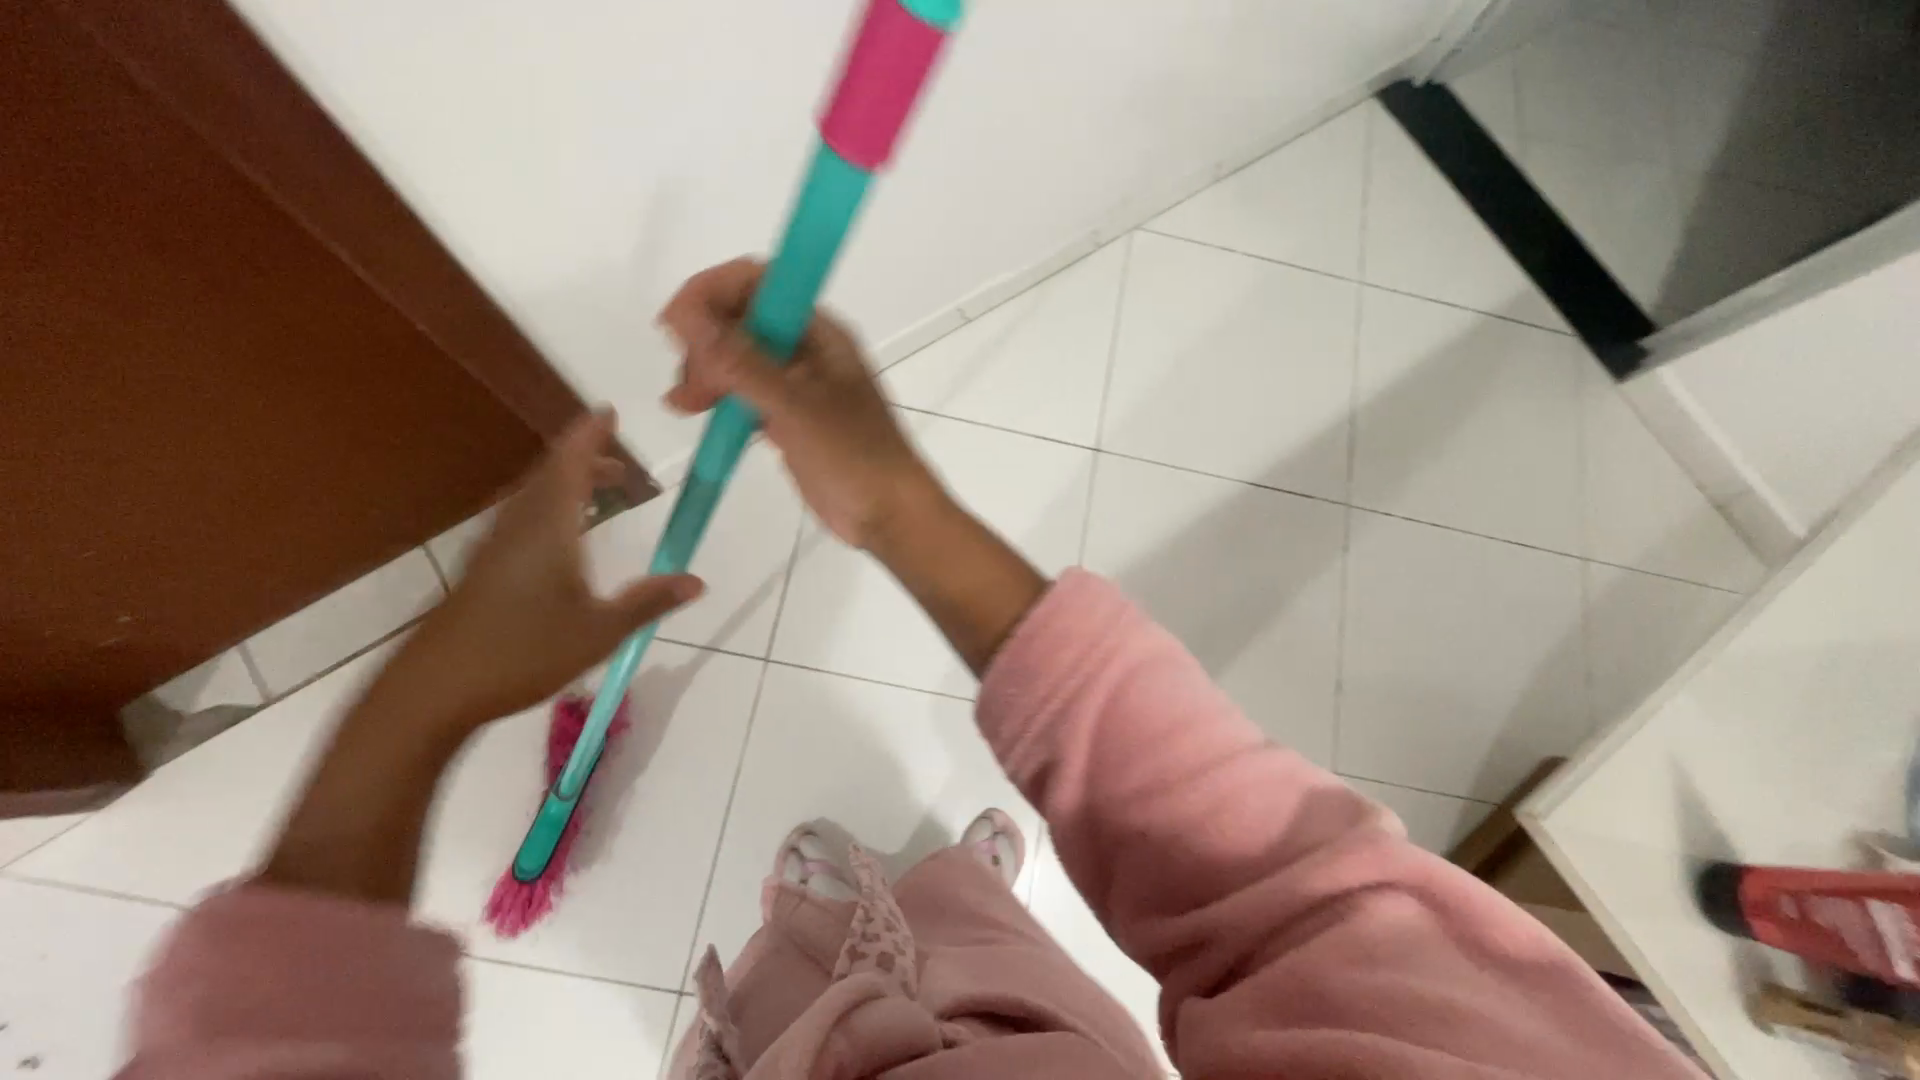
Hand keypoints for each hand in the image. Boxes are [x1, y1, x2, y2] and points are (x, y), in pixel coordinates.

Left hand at [394, 409, 703, 728]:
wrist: (433, 690)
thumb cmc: (522, 654)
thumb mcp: (599, 632)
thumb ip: (648, 603)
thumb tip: (696, 581)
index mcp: (548, 531)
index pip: (571, 467)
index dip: (590, 437)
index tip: (608, 412)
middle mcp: (518, 528)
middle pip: (550, 476)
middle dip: (585, 461)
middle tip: (618, 465)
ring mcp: (493, 549)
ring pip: (533, 498)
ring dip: (566, 485)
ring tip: (597, 493)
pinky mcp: (482, 571)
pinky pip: (521, 520)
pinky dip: (549, 509)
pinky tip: (561, 538)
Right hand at [659, 257, 946, 550]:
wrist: (889, 514)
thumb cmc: (854, 455)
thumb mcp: (795, 406)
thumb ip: (740, 361)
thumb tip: (684, 316)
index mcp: (819, 332)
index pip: (756, 283)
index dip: (710, 292)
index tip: (674, 325)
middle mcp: (807, 349)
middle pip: (739, 320)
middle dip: (704, 343)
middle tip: (689, 387)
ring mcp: (796, 384)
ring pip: (737, 359)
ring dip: (704, 372)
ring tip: (683, 405)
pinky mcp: (787, 417)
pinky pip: (744, 394)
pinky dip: (718, 399)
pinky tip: (695, 415)